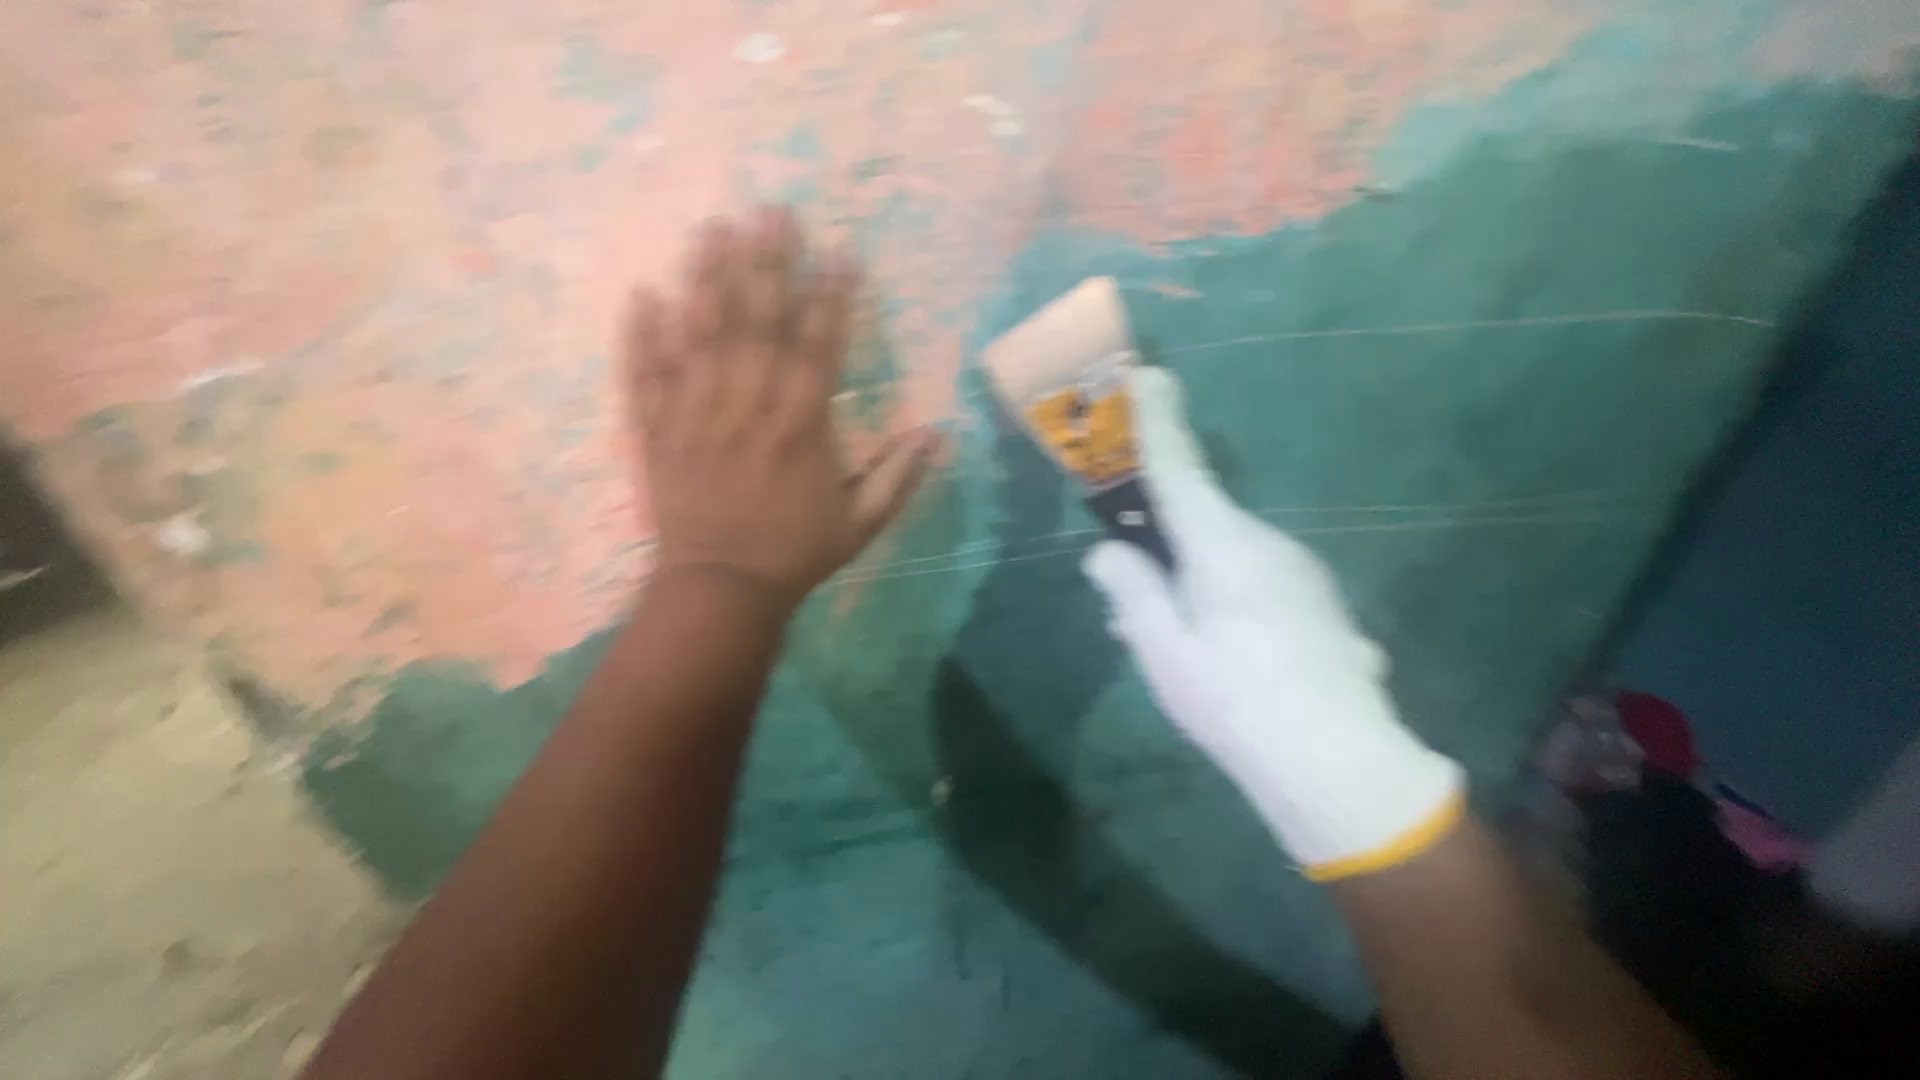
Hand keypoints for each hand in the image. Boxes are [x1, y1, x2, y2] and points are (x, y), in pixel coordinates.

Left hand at [628, 207, 939, 608]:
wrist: (720, 590)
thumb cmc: (795, 554)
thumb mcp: (862, 524)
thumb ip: (898, 477)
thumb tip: (938, 433)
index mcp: (801, 427)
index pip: (818, 348)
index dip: (830, 298)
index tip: (838, 253)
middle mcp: (748, 409)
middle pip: (757, 325)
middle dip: (766, 265)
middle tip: (770, 212)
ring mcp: (696, 417)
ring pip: (701, 338)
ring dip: (706, 282)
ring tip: (711, 230)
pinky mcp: (658, 433)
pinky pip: (646, 378)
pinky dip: (641, 338)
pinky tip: (642, 294)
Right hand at [1082, 368, 1464, 879]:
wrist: (1341, 767)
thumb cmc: (1238, 706)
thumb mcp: (1165, 654)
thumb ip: (1132, 594)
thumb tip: (1109, 552)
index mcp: (1224, 547)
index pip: (1179, 470)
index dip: (1157, 423)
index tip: (1146, 375)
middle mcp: (1268, 544)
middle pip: (1199, 518)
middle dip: (1161, 540)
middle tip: (1132, 602)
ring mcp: (1301, 572)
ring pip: (1226, 553)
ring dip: (1192, 578)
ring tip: (1174, 643)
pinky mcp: (1318, 601)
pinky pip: (1255, 578)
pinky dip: (1225, 597)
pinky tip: (1225, 656)